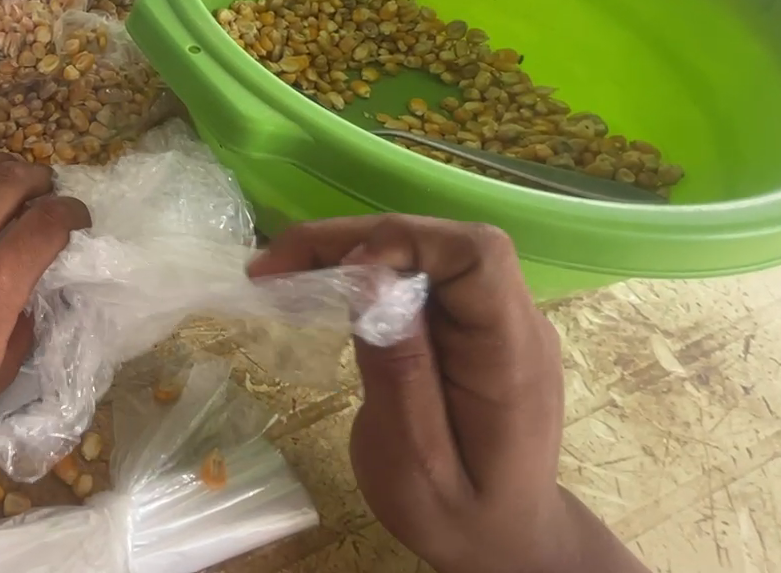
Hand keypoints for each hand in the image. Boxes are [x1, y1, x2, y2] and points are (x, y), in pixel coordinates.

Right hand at [249, 214, 644, 572]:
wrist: (501, 543)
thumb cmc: (457, 515)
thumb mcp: (415, 462)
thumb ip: (397, 369)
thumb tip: (368, 276)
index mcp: (508, 353)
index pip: (475, 254)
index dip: (403, 241)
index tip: (340, 271)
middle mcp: (505, 320)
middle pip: (430, 239)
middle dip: (346, 238)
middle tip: (272, 264)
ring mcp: (484, 317)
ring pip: (411, 247)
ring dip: (340, 249)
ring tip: (277, 271)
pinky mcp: (458, 321)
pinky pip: (405, 271)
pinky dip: (352, 268)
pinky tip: (312, 285)